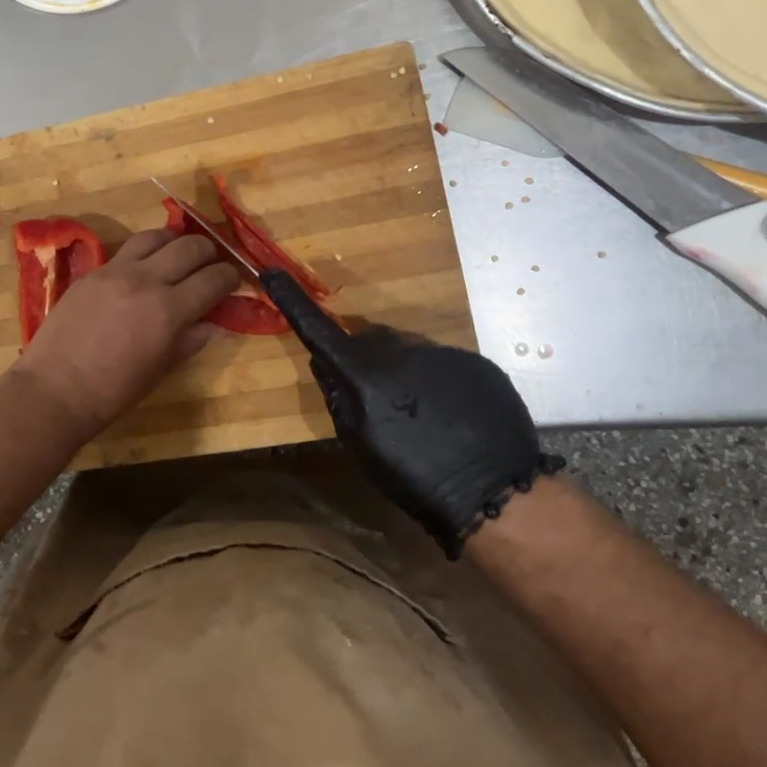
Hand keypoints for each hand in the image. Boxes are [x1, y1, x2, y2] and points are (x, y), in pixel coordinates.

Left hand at [9, 229, 238, 442]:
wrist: (55, 389)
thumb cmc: (113, 392)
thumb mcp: (160, 370)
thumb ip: (189, 341)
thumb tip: (213, 324)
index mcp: (169, 310)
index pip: (213, 279)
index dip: (229, 277)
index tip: (233, 280)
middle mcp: (146, 280)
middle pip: (189, 247)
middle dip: (208, 252)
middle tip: (210, 265)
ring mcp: (115, 271)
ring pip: (155, 237)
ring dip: (174, 241)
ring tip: (178, 254)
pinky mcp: (92, 272)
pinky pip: (126, 251)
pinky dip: (144, 253)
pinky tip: (143, 268)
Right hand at [261, 273, 563, 556]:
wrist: (493, 492)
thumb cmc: (412, 477)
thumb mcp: (358, 444)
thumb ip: (337, 398)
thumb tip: (322, 361)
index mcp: (364, 374)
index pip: (319, 330)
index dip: (293, 301)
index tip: (274, 274)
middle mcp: (400, 352)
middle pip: (370, 339)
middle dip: (364, 357)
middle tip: (373, 397)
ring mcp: (442, 354)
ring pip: (407, 351)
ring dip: (402, 371)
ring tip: (418, 414)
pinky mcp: (476, 362)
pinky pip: (442, 363)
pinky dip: (436, 382)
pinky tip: (448, 414)